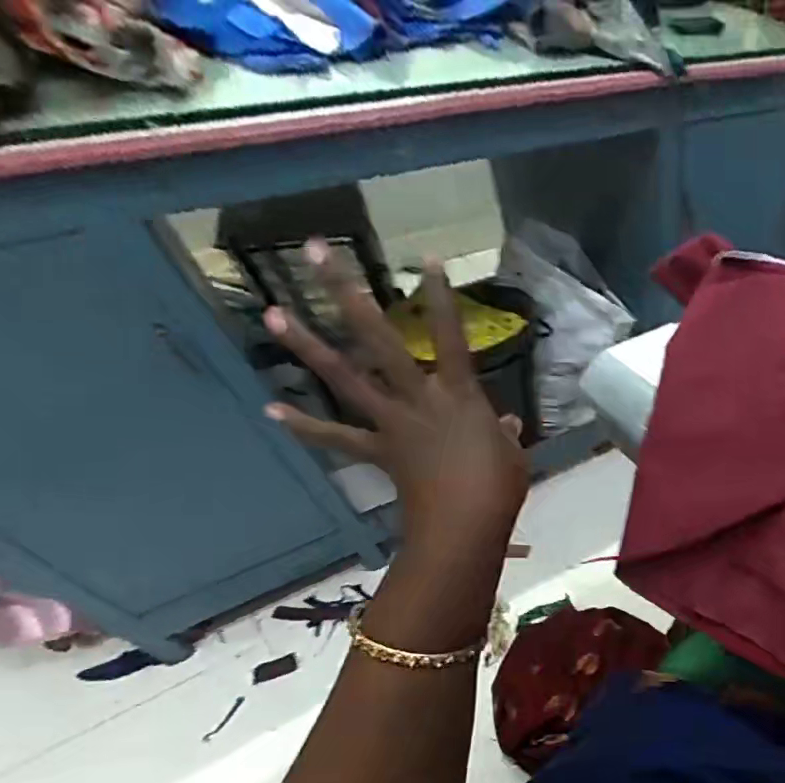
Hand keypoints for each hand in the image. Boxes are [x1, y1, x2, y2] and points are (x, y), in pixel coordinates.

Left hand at [263, 240, 529, 551]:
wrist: (464, 528)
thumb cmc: (498, 489)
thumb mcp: (513, 456)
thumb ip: (505, 434)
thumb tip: (505, 424)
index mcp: (459, 395)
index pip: (451, 336)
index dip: (441, 298)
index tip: (427, 259)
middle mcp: (418, 398)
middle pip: (379, 340)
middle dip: (347, 295)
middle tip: (316, 252)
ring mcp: (392, 423)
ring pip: (345, 378)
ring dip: (308, 346)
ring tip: (273, 313)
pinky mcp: (378, 452)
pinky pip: (337, 437)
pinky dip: (304, 426)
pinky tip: (271, 409)